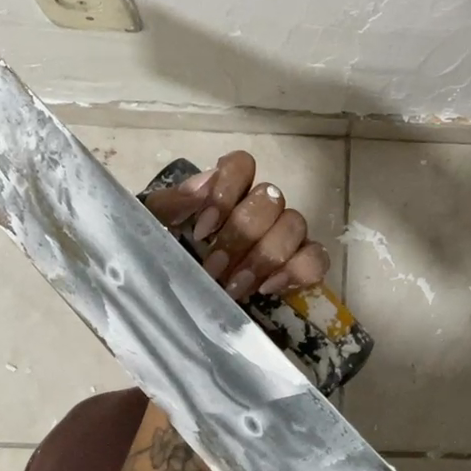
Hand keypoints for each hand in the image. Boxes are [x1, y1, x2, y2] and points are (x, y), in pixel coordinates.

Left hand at [142, 151, 331, 302]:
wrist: (169, 306)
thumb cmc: (162, 261)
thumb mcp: (154, 231)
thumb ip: (170, 205)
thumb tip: (201, 187)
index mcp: (226, 191)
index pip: (242, 164)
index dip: (227, 191)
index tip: (202, 229)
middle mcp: (260, 207)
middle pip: (270, 198)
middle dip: (241, 236)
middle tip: (214, 268)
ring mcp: (284, 235)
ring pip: (295, 224)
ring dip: (265, 256)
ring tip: (235, 287)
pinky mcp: (299, 267)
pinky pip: (316, 258)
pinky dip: (298, 270)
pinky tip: (269, 288)